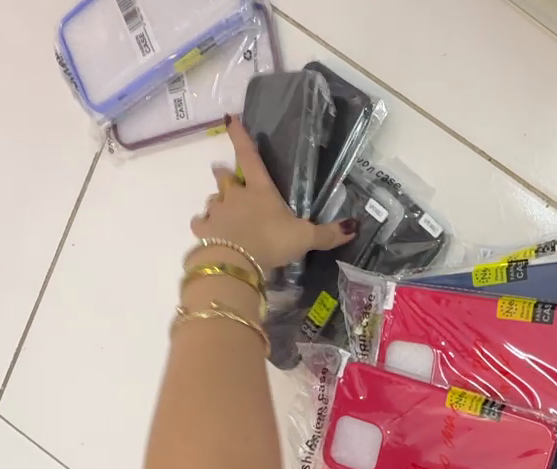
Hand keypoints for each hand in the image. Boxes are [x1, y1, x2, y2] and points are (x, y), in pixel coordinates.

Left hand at [190, 117, 352, 272]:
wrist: (239, 262)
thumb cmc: (273, 241)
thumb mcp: (306, 238)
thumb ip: (328, 234)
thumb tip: (355, 227)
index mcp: (260, 189)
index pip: (249, 156)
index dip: (240, 136)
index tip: (230, 118)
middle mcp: (235, 194)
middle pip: (224, 177)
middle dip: (225, 175)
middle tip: (227, 178)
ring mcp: (217, 211)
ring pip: (213, 200)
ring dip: (218, 203)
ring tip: (224, 214)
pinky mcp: (204, 230)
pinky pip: (200, 222)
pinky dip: (204, 225)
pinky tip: (209, 232)